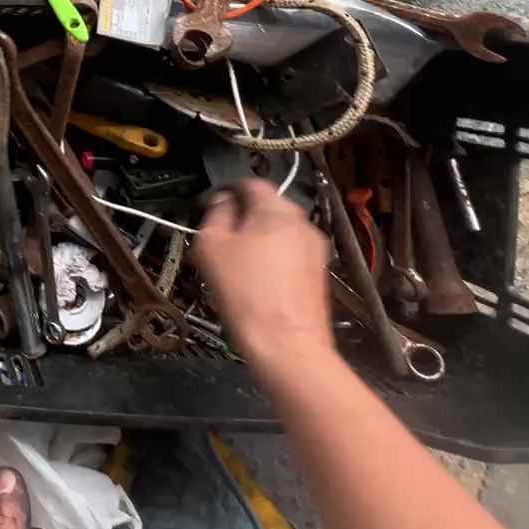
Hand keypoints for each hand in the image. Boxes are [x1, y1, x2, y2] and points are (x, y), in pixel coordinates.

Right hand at [193, 177, 334, 370]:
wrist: (285, 345)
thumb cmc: (244, 290)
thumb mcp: (212, 246)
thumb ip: (215, 214)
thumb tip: (223, 201)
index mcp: (277, 210)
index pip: (252, 183)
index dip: (228, 189)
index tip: (210, 204)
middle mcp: (303, 223)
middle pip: (268, 206)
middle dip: (242, 215)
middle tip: (218, 235)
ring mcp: (315, 250)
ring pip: (279, 230)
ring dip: (257, 236)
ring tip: (233, 259)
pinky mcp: (318, 274)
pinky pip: (289, 252)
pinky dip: (271, 256)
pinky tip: (253, 278)